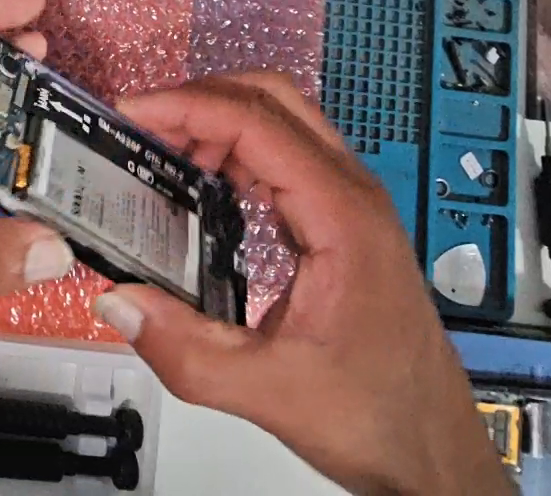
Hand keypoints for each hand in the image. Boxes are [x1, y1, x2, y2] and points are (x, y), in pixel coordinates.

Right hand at [90, 74, 510, 495]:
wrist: (435, 452)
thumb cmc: (371, 417)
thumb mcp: (269, 393)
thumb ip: (186, 351)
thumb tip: (115, 299)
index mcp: (340, 215)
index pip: (256, 123)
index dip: (187, 106)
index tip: (131, 114)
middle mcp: (350, 191)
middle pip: (272, 99)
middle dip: (200, 98)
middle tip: (143, 126)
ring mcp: (348, 200)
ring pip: (278, 119)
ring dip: (215, 119)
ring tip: (160, 151)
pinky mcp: (338, 216)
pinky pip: (281, 153)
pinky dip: (232, 147)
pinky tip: (199, 180)